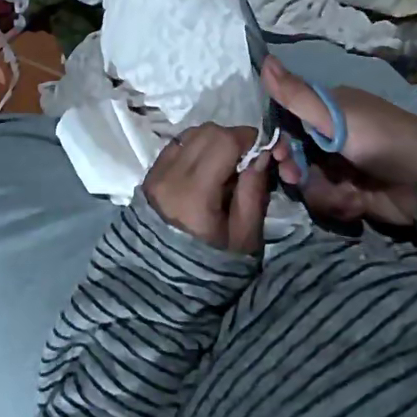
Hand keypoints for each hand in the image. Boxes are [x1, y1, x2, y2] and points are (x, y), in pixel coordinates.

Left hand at [144, 124, 271, 253]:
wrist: (166, 284)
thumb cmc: (213, 265)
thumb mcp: (244, 236)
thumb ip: (254, 191)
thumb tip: (262, 154)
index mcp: (194, 193)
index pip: (225, 141)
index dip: (251, 139)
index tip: (266, 153)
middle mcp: (170, 175)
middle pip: (208, 132)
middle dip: (235, 139)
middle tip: (249, 161)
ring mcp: (156, 173)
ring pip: (192, 134)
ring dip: (215, 141)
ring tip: (227, 166)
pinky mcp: (150, 175)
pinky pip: (177, 145)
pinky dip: (196, 147)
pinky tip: (206, 168)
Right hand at [263, 57, 416, 228]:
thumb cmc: (378, 137)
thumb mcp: (333, 115)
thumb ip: (296, 95)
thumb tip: (264, 59)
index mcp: (328, 111)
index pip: (289, 122)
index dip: (279, 138)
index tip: (276, 152)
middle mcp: (333, 137)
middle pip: (296, 156)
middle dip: (295, 170)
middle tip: (299, 177)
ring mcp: (344, 167)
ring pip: (310, 182)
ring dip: (322, 190)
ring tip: (342, 191)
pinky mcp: (354, 194)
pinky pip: (330, 201)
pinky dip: (340, 203)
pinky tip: (356, 201)